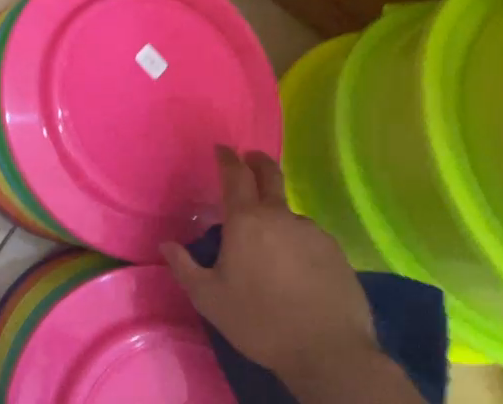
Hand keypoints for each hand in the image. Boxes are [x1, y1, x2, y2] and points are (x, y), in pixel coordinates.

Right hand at [159, 147, 378, 380]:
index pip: (235, 174)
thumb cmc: (261, 321)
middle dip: (257, 162)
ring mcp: (312, 233)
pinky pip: (311, 238)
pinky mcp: (337, 253)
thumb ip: (184, 267)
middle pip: (270, 175)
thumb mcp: (210, 299)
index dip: (227, 157)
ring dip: (278, 216)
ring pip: (290, 214)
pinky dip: (299, 243)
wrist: (330, 354)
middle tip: (250, 159)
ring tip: (272, 244)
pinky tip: (298, 268)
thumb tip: (165, 244)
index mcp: (246, 221)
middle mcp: (280, 217)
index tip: (222, 149)